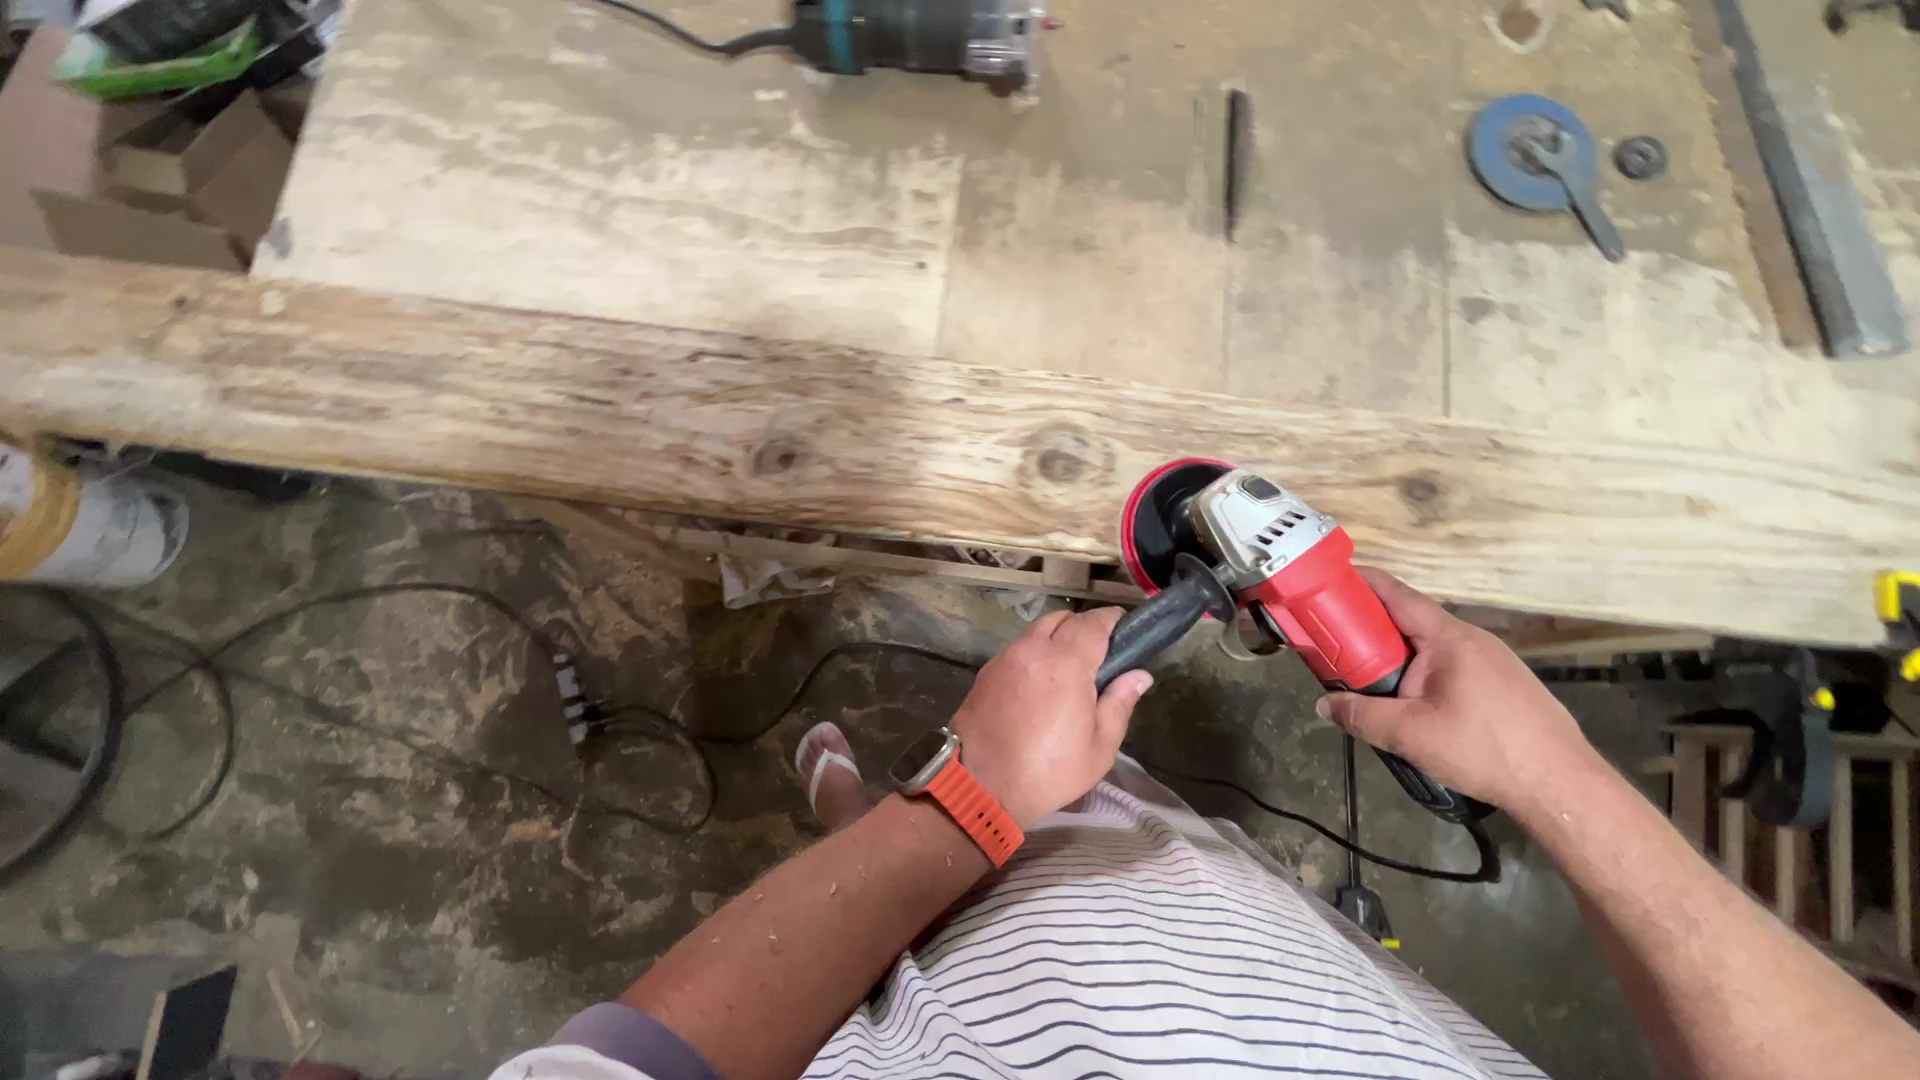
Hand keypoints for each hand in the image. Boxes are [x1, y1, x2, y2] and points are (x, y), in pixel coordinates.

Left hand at [949, 608, 1152, 826]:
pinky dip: (1035, 652)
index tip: (1124, 627)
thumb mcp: (1099, 747)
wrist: (979, 785)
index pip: (1093, 623)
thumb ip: (1120, 703)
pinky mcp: (987, 671)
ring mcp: (1005, 658)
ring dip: (1057, 637)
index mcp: (1066, 664)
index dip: (1112, 619)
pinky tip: (1040, 681)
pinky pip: (1018, 648)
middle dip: (1085, 626)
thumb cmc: (1047, 771)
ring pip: (1037, 630)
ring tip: (1069, 667)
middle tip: (1100, 652)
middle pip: (1063, 618)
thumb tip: (1139, 675)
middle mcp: (1033, 650)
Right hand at [1315, 567, 1600, 815]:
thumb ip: (1361, 716)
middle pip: (1410, 620)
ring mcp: (1491, 661)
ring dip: (1393, 654)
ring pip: (1428, 646)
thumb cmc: (1485, 750)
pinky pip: (1447, 665)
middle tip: (1331, 640)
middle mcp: (1472, 640)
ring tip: (1363, 675)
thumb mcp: (1410, 735)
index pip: (1398, 595)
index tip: (1327, 581)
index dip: (1361, 583)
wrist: (1563, 787)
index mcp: (1450, 639)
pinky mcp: (1501, 685)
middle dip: (1368, 626)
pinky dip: (1417, 670)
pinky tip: (1407, 700)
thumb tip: (1323, 705)